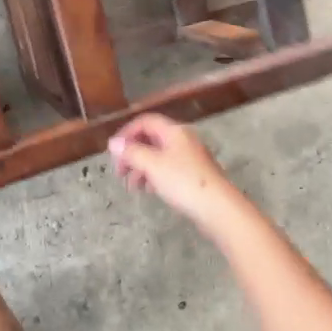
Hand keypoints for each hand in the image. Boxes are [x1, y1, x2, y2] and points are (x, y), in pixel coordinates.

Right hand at [108, 114, 257, 234]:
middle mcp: (183, 140)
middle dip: (132, 153)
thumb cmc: (183, 182)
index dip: (126, 133)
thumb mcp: (152, 165)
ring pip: (158, 156)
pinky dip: (154, 176)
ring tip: (131, 186)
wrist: (218, 208)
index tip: (113, 152)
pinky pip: (167, 169)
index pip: (145, 122)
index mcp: (174, 132)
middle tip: (119, 172)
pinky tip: (149, 190)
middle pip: (150, 139)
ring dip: (140, 167)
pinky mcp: (193, 175)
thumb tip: (113, 143)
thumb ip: (131, 152)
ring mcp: (189, 158)